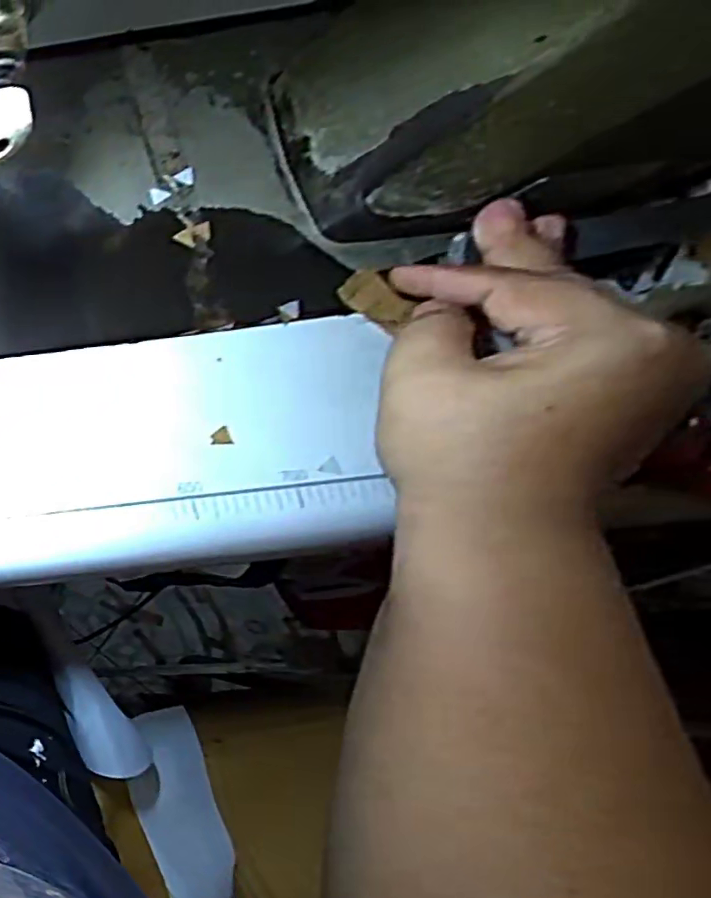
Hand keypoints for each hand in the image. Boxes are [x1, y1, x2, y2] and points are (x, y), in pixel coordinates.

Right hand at [380, 199, 708, 522]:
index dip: (448, 278)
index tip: (401, 275)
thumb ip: (428, 326)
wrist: (494, 526)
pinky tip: (539, 306)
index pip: (514, 289)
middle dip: (520, 254)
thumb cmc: (459, 460)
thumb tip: (441, 313)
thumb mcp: (420, 379)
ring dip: (543, 283)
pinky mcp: (634, 400)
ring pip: (579, 314)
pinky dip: (552, 323)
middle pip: (564, 289)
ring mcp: (654, 375)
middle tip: (501, 215)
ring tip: (534, 241)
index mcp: (608, 335)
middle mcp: (654, 346)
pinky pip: (587, 344)